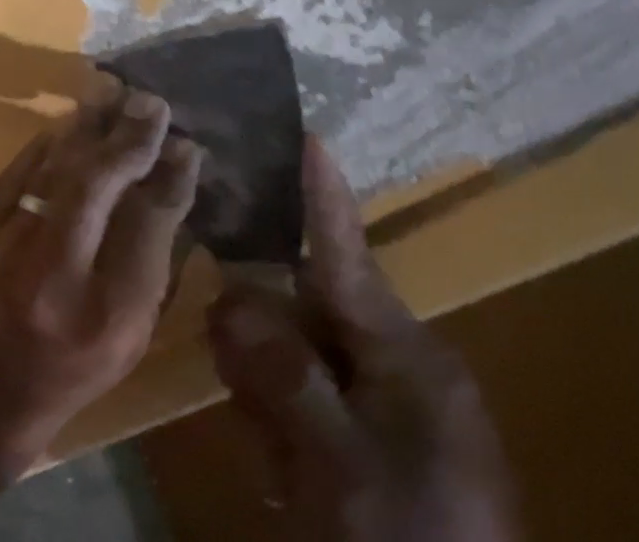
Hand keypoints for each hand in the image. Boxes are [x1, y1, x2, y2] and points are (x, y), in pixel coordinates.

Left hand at [0, 75, 202, 468]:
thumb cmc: (83, 360)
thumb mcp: (136, 325)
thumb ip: (158, 253)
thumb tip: (177, 173)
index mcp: (106, 315)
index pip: (144, 228)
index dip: (165, 178)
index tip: (184, 140)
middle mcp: (52, 279)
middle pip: (91, 191)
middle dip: (124, 140)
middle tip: (150, 100)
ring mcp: (4, 251)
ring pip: (51, 173)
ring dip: (84, 129)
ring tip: (111, 91)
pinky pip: (16, 176)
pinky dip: (45, 148)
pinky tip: (70, 126)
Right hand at [208, 139, 518, 541]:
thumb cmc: (409, 531)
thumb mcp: (341, 461)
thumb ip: (282, 373)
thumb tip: (229, 298)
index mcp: (402, 353)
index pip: (346, 256)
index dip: (324, 198)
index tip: (306, 136)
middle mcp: (391, 361)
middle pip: (297, 309)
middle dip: (258, 340)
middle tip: (243, 391)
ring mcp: (379, 399)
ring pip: (289, 356)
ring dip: (265, 395)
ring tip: (278, 457)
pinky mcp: (366, 431)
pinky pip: (300, 398)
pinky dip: (280, 427)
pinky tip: (288, 472)